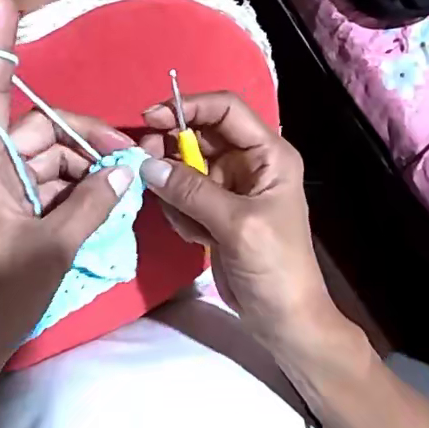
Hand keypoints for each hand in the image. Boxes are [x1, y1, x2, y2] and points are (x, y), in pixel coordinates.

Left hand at [0, 0, 135, 384]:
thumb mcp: (54, 248)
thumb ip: (91, 202)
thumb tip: (122, 168)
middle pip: (34, 131)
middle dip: (79, 139)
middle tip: (123, 162)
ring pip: (43, 159)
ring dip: (80, 168)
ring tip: (117, 188)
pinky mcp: (5, 213)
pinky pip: (43, 184)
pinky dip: (71, 188)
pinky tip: (100, 201)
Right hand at [137, 91, 333, 341]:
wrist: (284, 320)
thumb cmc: (275, 266)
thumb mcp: (237, 224)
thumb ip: (192, 191)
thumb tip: (147, 164)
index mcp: (269, 154)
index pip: (226, 109)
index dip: (188, 107)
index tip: (150, 118)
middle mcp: (250, 163)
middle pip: (200, 135)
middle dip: (171, 150)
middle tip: (144, 166)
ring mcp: (231, 188)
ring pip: (186, 167)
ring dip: (176, 191)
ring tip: (188, 223)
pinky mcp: (215, 211)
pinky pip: (184, 196)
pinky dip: (181, 212)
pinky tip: (197, 238)